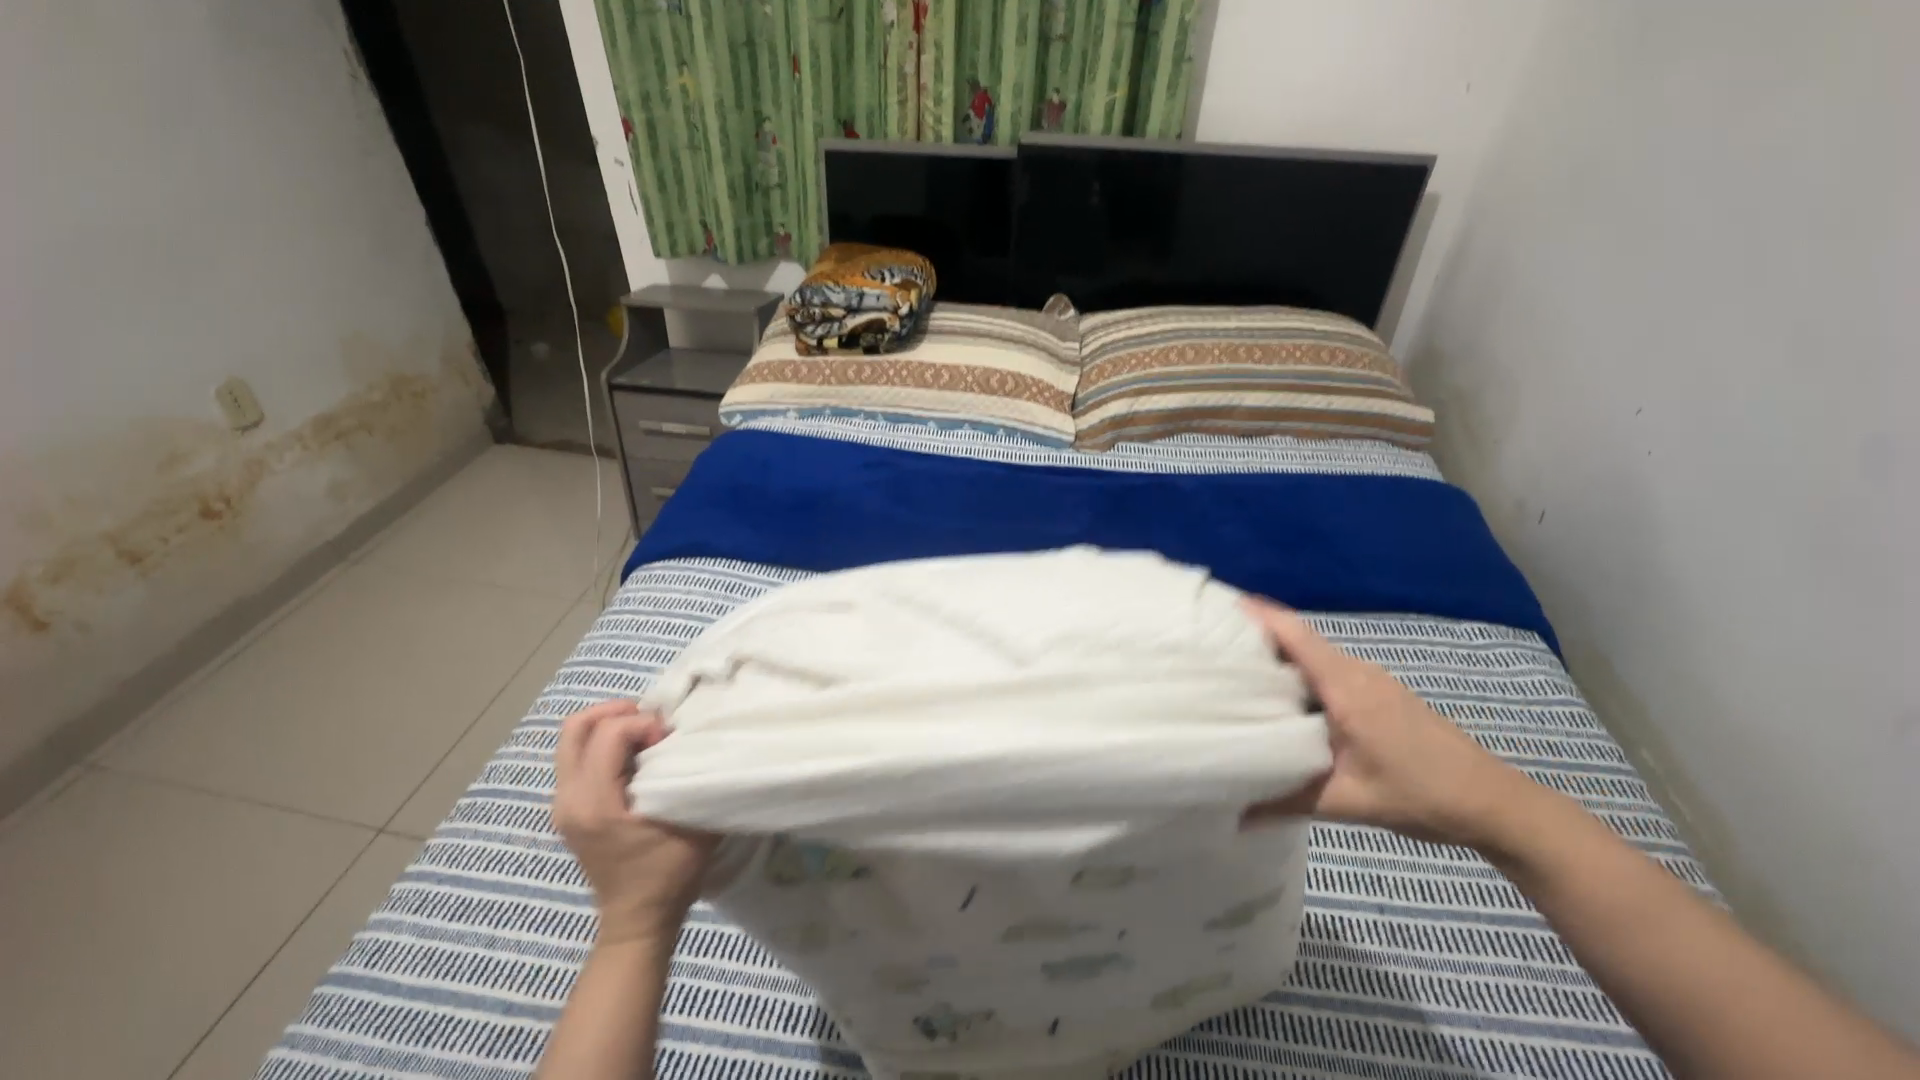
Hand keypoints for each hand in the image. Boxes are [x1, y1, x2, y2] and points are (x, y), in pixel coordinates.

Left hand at [553, 700, 719, 946]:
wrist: (638, 920)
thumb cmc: (667, 874)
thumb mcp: (692, 825)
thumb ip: (691, 780)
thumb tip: (694, 743)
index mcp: (593, 802)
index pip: (608, 733)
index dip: (644, 724)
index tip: (670, 740)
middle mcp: (568, 799)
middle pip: (575, 728)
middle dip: (616, 713)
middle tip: (652, 721)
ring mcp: (563, 805)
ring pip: (572, 741)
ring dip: (609, 727)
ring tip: (645, 735)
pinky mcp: (569, 810)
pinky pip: (577, 759)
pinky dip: (603, 745)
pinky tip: (634, 757)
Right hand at [1240, 597, 1544, 849]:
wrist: (1492, 803)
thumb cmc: (1420, 794)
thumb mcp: (1348, 802)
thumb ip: (1287, 802)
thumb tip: (1231, 814)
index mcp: (1345, 686)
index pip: (1292, 633)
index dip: (1253, 614)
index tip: (1211, 609)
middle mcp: (1357, 672)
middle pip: (1297, 638)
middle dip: (1253, 634)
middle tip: (1206, 645)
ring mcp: (1371, 681)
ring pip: (1312, 655)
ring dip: (1275, 656)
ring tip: (1231, 671)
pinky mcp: (1379, 695)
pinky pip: (1327, 671)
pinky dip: (1298, 674)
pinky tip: (1279, 700)